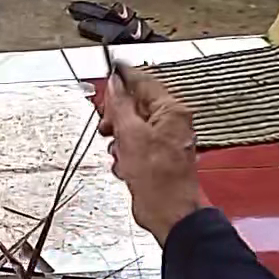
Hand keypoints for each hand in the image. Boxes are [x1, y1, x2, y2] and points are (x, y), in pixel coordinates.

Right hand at [99, 66, 203, 240]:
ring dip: (118, 140)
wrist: (167, 211)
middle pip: (134, 106)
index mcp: (172, 111)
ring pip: (130, 128)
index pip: (144, 83)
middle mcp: (170, 124)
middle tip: (107, 126)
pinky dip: (123, 155)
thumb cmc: (158, 178)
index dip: (125, 76)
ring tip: (117, 151)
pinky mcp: (154, 159)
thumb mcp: (130, 134)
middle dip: (116, 117)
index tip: (112, 67)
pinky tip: (124, 165)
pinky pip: (132, 147)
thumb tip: (115, 84)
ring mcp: (163, 142)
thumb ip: (120, 106)